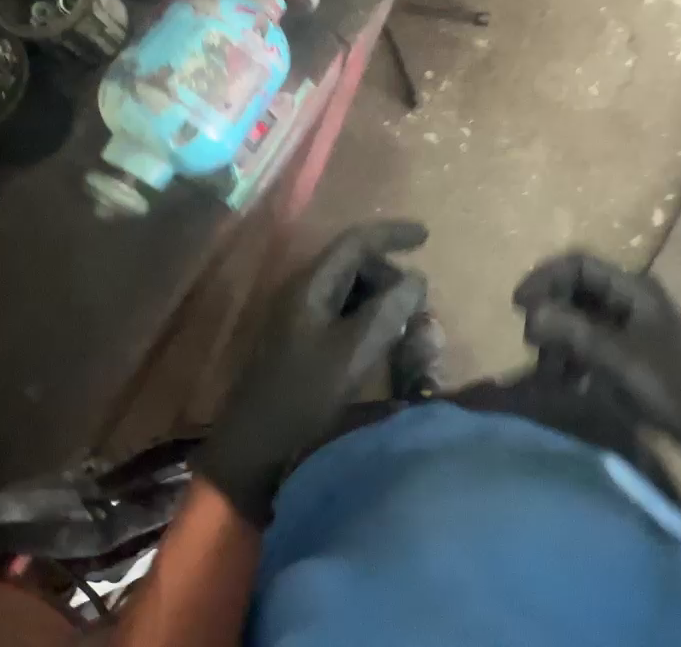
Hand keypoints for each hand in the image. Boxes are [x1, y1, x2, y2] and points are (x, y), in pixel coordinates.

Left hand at [194, 220, 428, 523]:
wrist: (254, 447)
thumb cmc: (304, 395)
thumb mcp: (355, 352)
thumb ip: (389, 310)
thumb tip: (416, 279)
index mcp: (311, 285)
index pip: (356, 241)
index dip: (393, 234)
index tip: (427, 237)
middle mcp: (303, 290)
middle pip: (356, 264)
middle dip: (391, 278)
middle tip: (417, 309)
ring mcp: (299, 315)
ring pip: (351, 290)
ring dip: (381, 300)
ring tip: (404, 330)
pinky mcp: (301, 339)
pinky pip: (342, 313)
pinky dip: (367, 319)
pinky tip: (381, 344)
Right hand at [514, 252, 680, 520]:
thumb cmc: (674, 389)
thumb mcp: (619, 359)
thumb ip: (573, 332)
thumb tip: (529, 314)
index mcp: (634, 289)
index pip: (578, 264)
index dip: (544, 278)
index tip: (518, 306)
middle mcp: (630, 300)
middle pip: (574, 291)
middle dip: (549, 315)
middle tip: (534, 347)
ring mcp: (630, 327)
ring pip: (578, 319)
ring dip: (558, 341)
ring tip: (551, 373)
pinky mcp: (629, 354)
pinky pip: (589, 344)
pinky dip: (572, 358)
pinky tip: (567, 382)